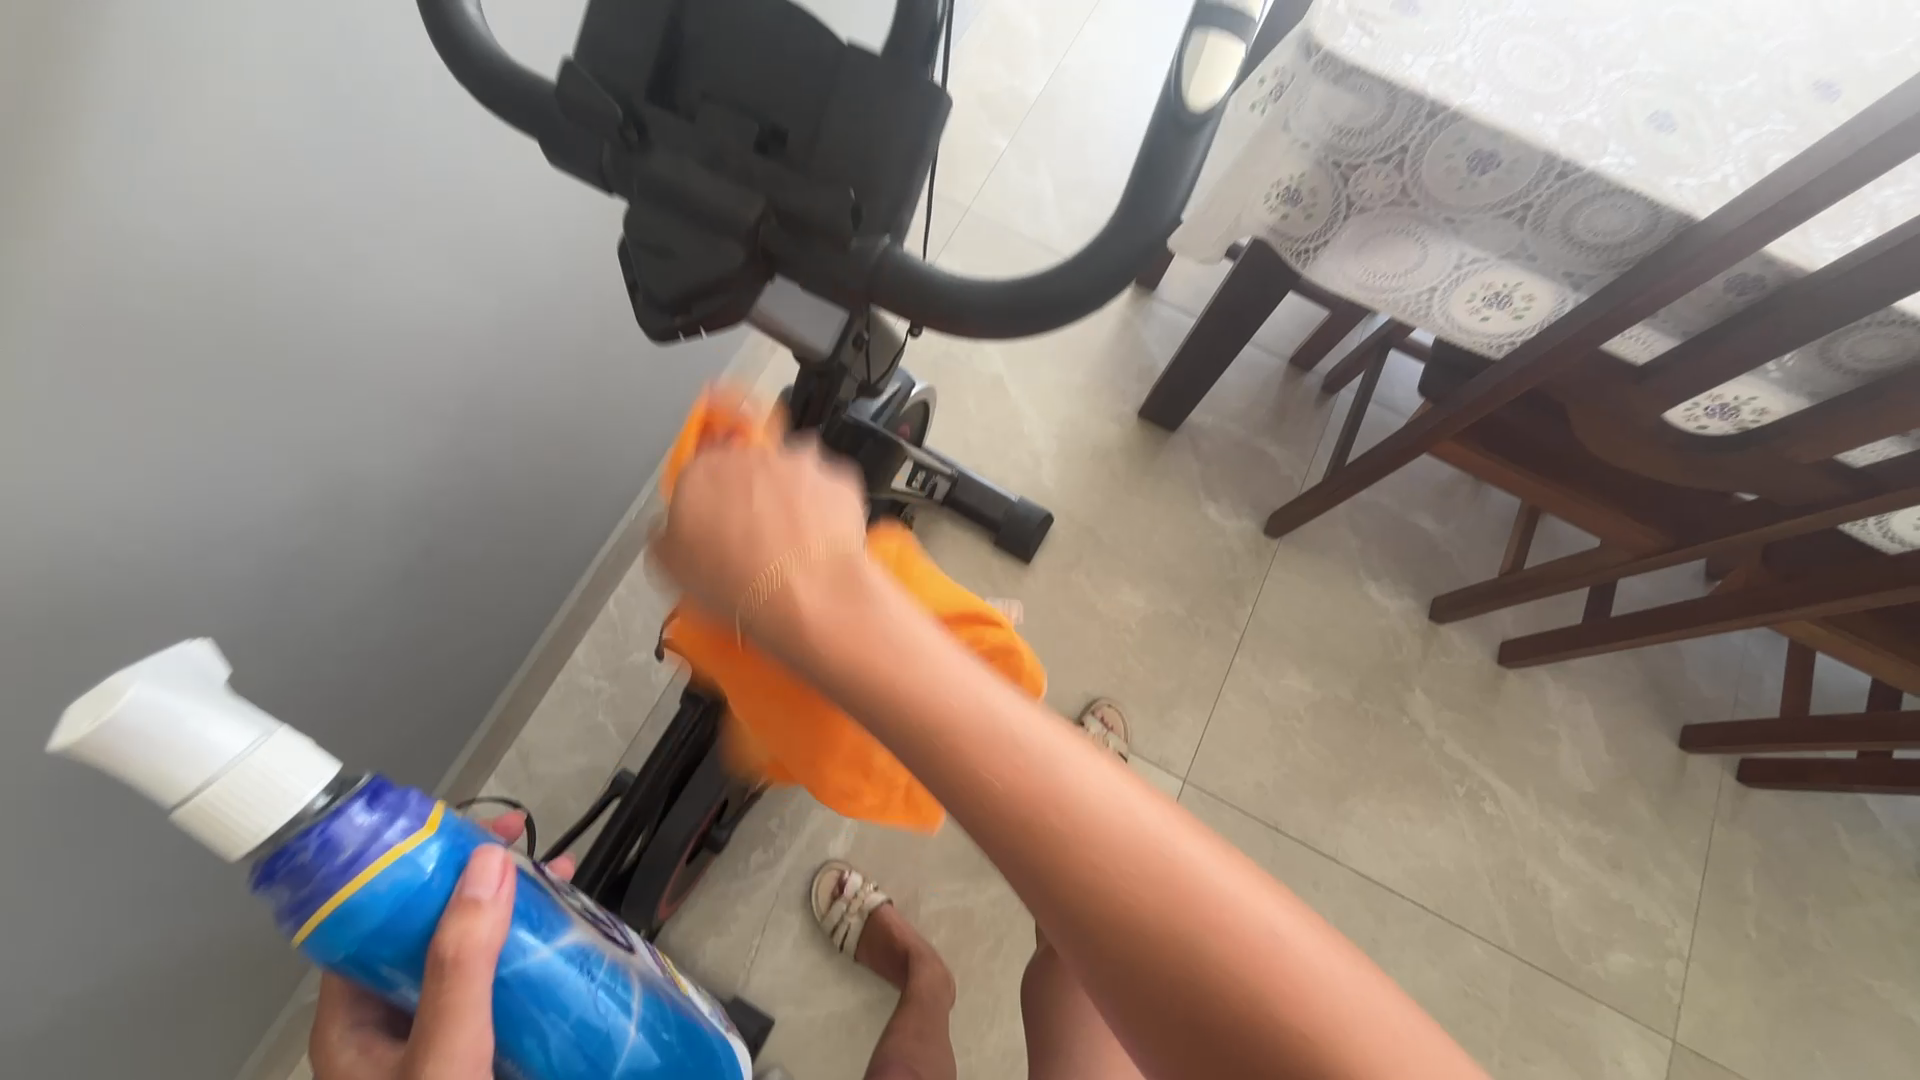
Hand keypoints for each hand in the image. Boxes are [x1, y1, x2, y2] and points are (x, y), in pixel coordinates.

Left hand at [308, 813, 573, 1079]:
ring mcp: (439, 1035)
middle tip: (535, 848)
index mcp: (357, 1019)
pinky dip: (534, 949)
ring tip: (562, 879)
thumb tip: (487, 863)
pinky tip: (566, 937)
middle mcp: (394, 1021)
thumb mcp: (444, 1053)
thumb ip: (461, 965)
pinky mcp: (481, 1047)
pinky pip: (503, 980)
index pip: (379, 917)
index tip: (483, 829)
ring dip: (517, 909)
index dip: (425, 863)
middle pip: (433, 926)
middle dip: (486, 880)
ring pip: (473, 950)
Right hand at [651, 435, 869, 641]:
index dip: (710, 501)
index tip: (717, 523)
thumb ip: (667, 534)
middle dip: (752, 497)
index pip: (700, 472)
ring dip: (791, 499)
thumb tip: (670, 531)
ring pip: (792, 475)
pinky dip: (827, 510)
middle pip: (749, 469)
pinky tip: (820, 544)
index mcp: (702, 471)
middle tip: (755, 538)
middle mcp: (752, 456)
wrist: (807, 594)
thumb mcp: (672, 569)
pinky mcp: (840, 478)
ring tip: (792, 545)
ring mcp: (800, 463)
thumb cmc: (742, 583)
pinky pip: (829, 491)